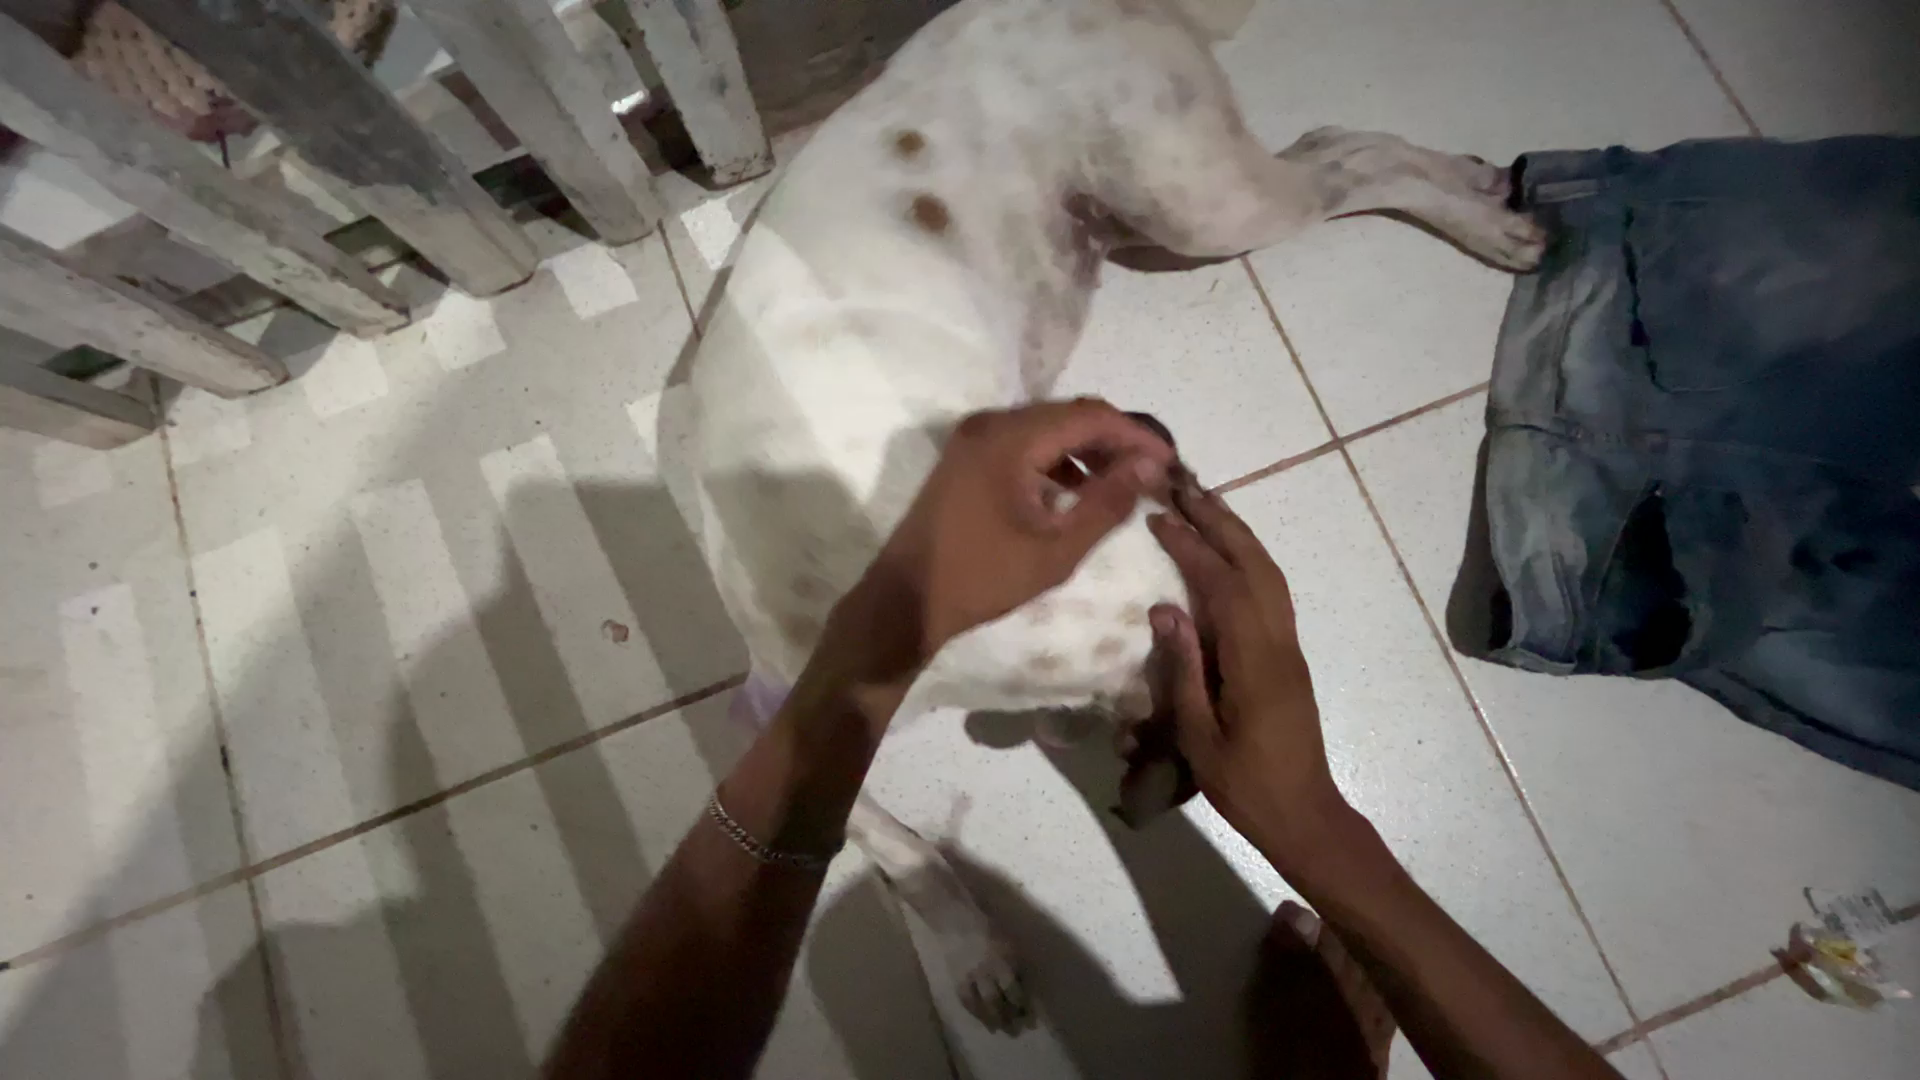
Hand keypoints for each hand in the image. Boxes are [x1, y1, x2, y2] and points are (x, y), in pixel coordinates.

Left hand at [836, 399, 1172, 680]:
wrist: (906, 599)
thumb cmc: (983, 578)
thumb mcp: (1056, 548)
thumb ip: (1107, 502)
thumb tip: (1150, 466)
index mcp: (1010, 438)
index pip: (1090, 416)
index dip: (1136, 436)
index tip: (1170, 463)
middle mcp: (990, 423)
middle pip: (1068, 414)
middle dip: (1114, 440)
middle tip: (1151, 472)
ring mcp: (972, 438)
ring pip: (1045, 427)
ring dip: (1085, 450)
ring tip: (1121, 483)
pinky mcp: (965, 457)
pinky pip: (1022, 443)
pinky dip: (1054, 459)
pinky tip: (1074, 490)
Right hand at [1146, 477, 1354, 872]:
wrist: (1305, 814)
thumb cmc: (1244, 784)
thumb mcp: (1198, 735)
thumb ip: (1183, 669)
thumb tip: (1164, 609)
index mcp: (1255, 661)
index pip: (1222, 586)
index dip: (1191, 547)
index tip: (1159, 517)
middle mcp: (1279, 642)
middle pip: (1255, 565)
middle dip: (1220, 521)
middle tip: (1185, 487)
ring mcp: (1290, 646)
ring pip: (1269, 573)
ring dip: (1238, 534)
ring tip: (1204, 505)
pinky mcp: (1289, 655)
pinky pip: (1271, 591)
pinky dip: (1248, 559)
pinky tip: (1226, 553)